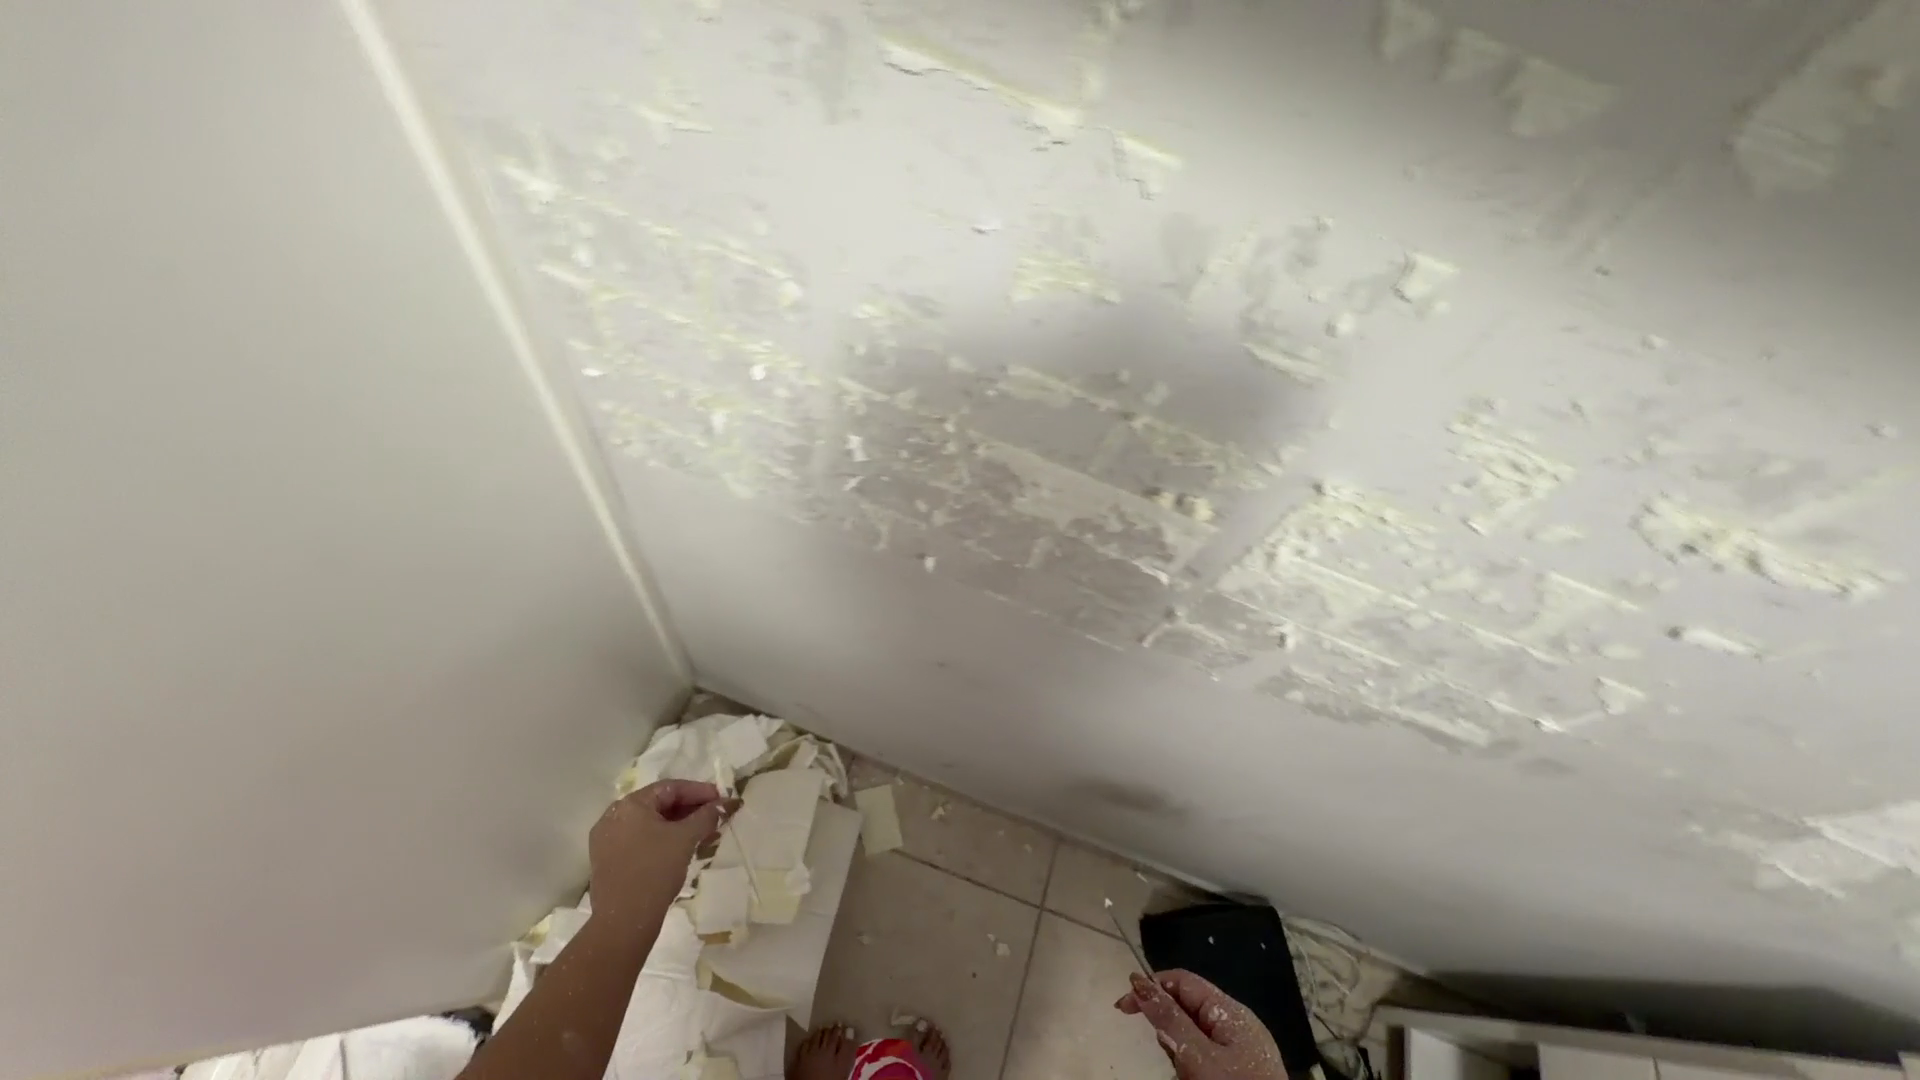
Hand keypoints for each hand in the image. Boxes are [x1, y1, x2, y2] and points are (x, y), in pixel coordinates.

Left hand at [587, 779, 729, 935]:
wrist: (623, 921)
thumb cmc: (655, 871)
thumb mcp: (686, 839)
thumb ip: (707, 816)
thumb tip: (725, 804)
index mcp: (629, 805)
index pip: (670, 788)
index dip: (699, 791)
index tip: (721, 799)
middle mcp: (613, 816)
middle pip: (659, 804)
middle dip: (690, 810)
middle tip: (715, 817)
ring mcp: (607, 839)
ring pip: (650, 824)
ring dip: (679, 826)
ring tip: (704, 836)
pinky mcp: (608, 860)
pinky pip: (640, 840)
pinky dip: (662, 840)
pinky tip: (681, 850)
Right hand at [1115, 969, 1285, 1079]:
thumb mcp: (1198, 1057)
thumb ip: (1169, 1019)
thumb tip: (1138, 981)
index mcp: (1230, 1010)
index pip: (1182, 980)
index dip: (1151, 986)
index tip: (1123, 1007)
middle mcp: (1236, 1023)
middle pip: (1188, 1006)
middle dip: (1169, 1025)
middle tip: (1167, 1054)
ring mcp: (1241, 1048)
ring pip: (1195, 1034)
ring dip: (1182, 1051)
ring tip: (1188, 1075)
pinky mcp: (1241, 1069)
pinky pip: (1207, 1055)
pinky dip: (1194, 1065)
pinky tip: (1194, 1077)